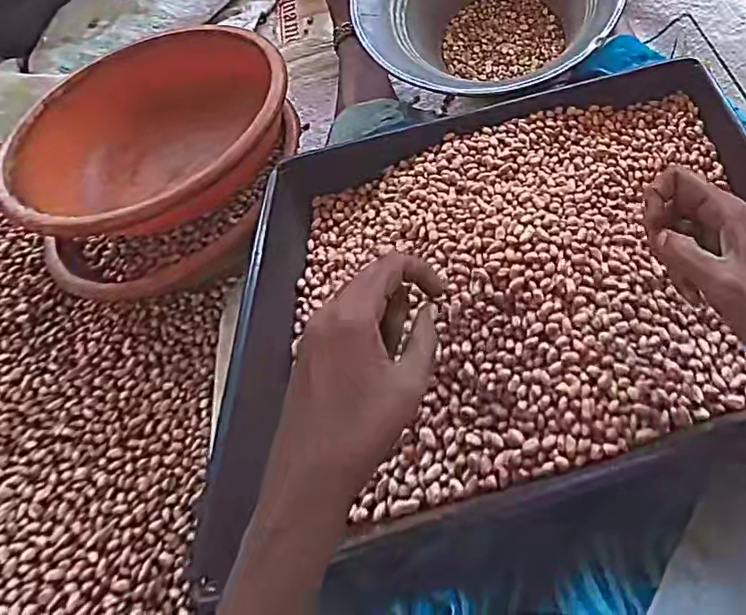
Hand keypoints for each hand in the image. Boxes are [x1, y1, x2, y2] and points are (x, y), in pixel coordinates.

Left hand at [263, 251, 446, 509]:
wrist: (306, 480)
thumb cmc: (363, 431)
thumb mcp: (410, 383)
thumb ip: (424, 336)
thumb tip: (426, 310)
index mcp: (351, 316)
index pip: (389, 265)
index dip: (422, 270)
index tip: (441, 293)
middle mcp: (325, 314)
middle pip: (371, 277)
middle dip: (403, 291)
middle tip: (418, 328)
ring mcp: (310, 332)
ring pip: (356, 298)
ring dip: (384, 311)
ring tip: (396, 354)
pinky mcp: (305, 351)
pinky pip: (341, 318)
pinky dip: (365, 325)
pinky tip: (374, 364)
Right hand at [643, 167, 745, 430]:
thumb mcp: (719, 282)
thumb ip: (681, 252)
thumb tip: (655, 233)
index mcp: (729, 211)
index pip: (678, 178)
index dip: (656, 197)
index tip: (652, 232)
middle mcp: (727, 218)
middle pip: (675, 204)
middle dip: (661, 231)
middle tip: (666, 263)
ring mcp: (727, 241)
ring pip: (680, 232)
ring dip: (673, 258)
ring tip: (688, 289)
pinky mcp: (727, 263)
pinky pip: (692, 255)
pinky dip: (685, 273)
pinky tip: (696, 297)